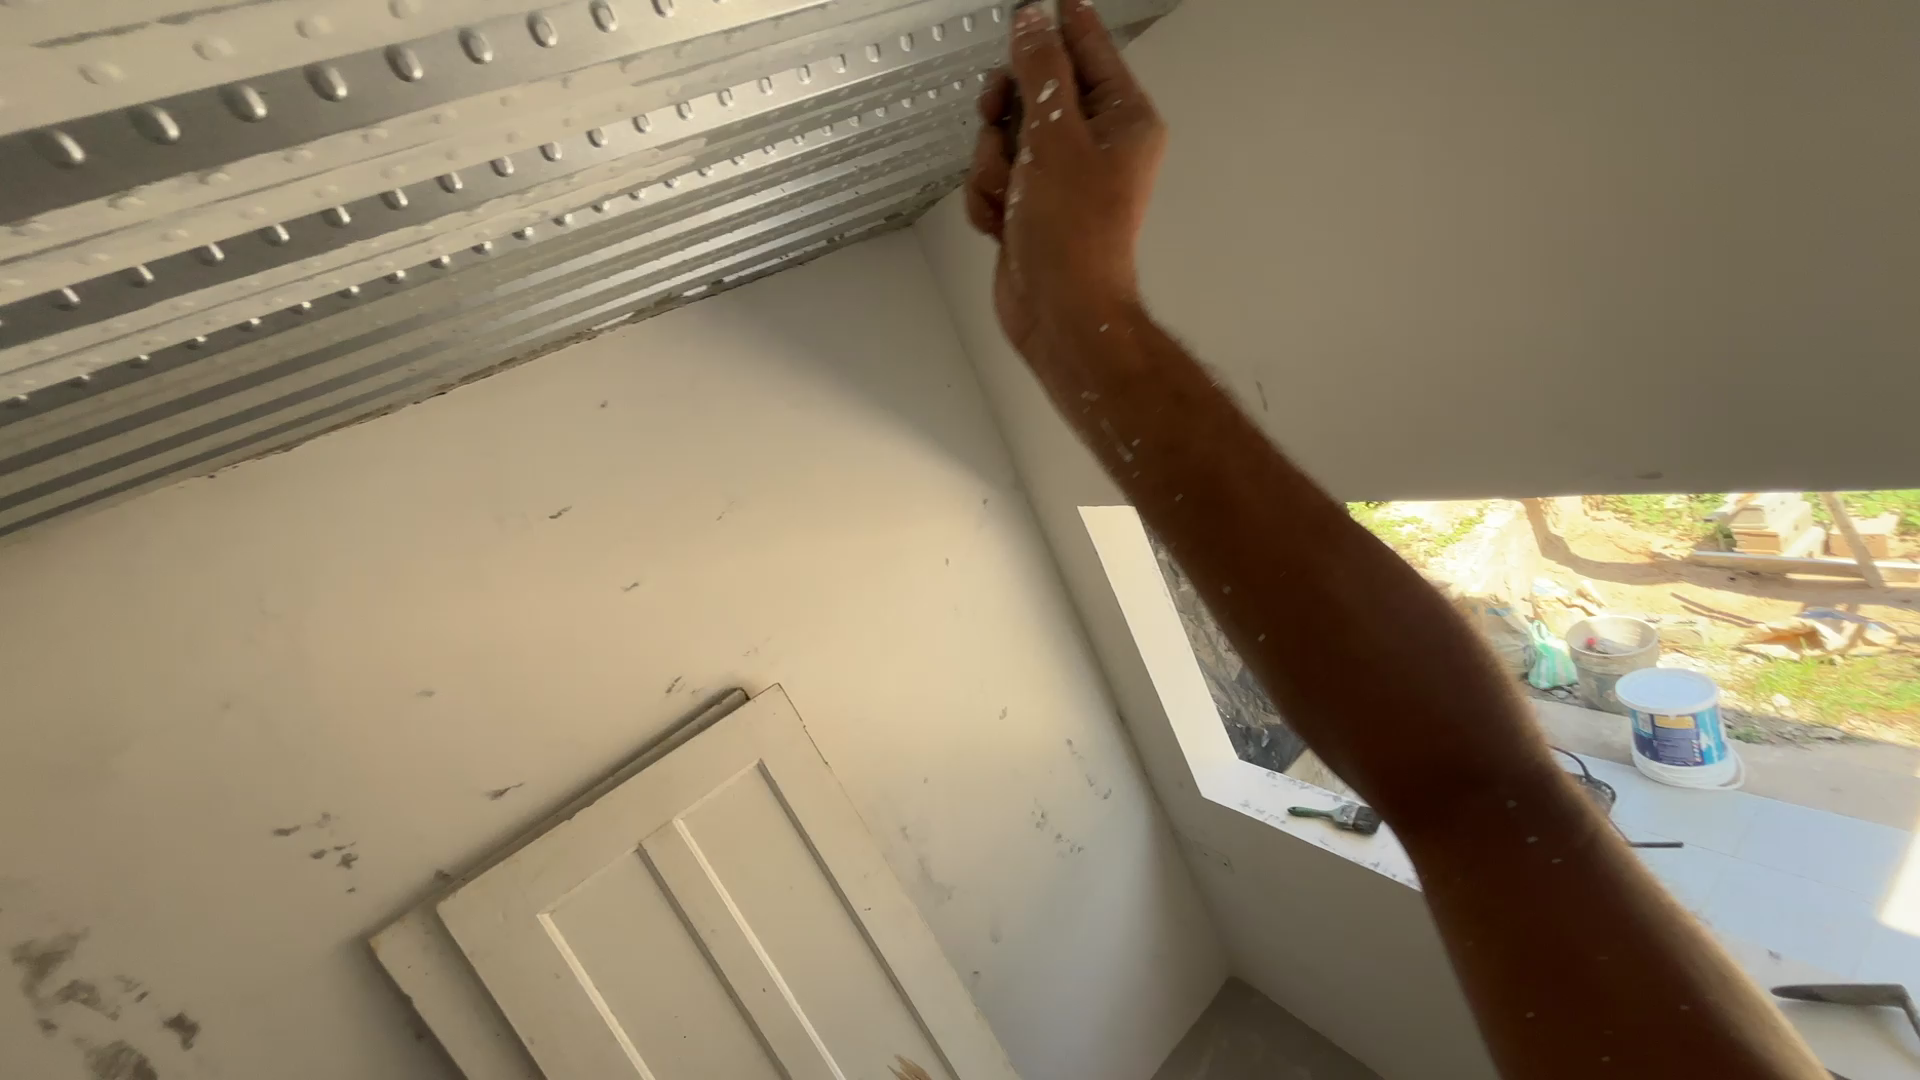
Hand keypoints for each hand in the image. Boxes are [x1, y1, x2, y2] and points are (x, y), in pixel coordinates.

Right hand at [964, 1, 1166, 365]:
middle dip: (1006, 114)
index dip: (1060, 25)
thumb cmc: (1072, 231)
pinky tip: (1001, 222)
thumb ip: (1039, 71)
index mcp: (1121, 120)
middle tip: (998, 120)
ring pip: (1003, 140)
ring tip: (1008, 196)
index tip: (1036, 4)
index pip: (1089, 50)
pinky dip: (989, 200)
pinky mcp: (1029, 210)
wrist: (1057, 312)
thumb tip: (1032, 20)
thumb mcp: (1054, 136)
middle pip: (1034, 93)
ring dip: (992, 166)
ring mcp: (1058, 180)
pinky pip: (994, 180)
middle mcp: (1093, 146)